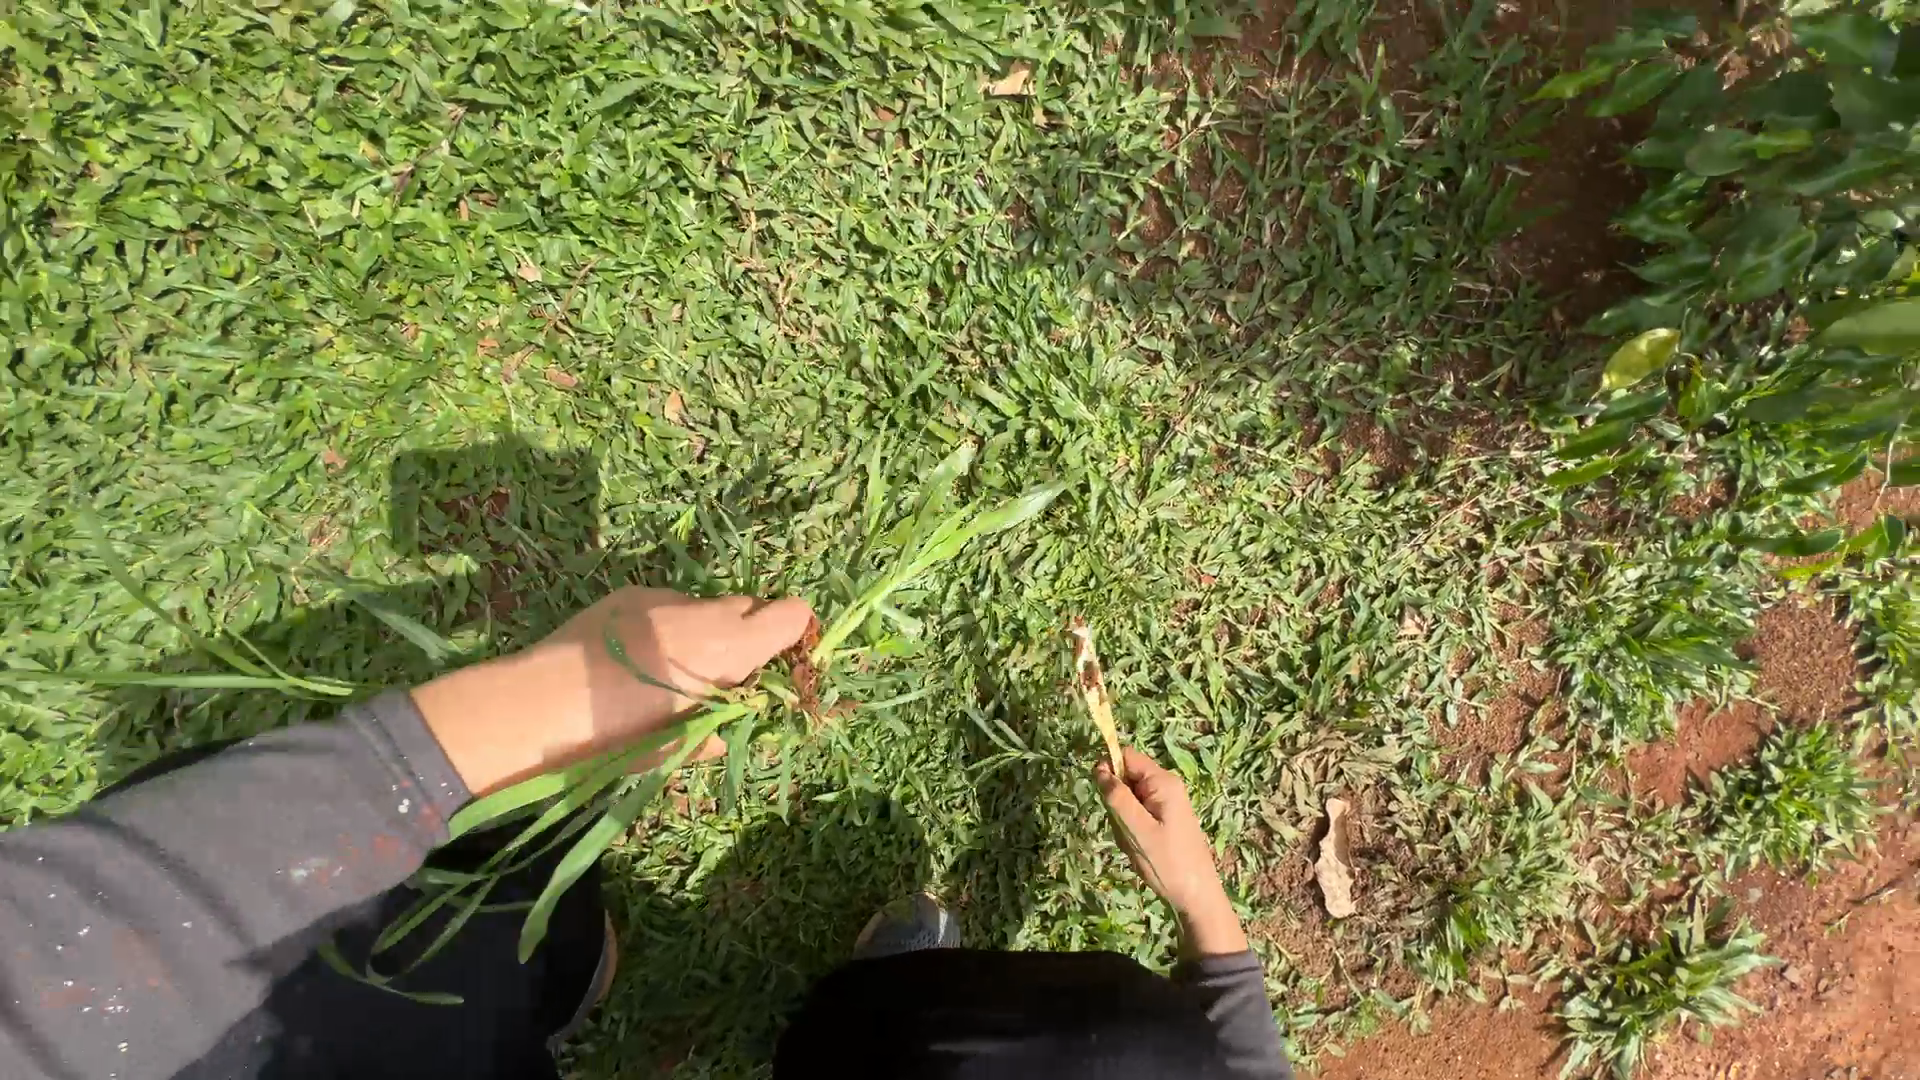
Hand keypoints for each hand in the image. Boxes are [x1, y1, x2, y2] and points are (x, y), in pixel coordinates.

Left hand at [411, 587, 814, 796]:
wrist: (532, 708)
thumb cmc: (617, 737)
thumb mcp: (673, 747)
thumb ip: (712, 731)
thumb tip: (721, 731)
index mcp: (729, 650)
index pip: (791, 615)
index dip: (793, 633)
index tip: (777, 661)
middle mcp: (706, 613)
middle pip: (750, 607)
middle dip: (746, 634)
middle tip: (718, 674)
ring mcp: (665, 598)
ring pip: (705, 606)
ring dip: (702, 631)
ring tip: (664, 666)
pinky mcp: (630, 593)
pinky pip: (666, 604)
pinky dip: (663, 624)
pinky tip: (629, 655)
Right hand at [1095, 747, 1248, 956]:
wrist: (1198, 898)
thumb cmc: (1167, 863)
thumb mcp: (1137, 830)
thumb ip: (1117, 797)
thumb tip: (1100, 768)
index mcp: (1163, 782)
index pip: (1127, 756)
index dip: (1109, 769)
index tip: (1103, 796)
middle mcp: (1167, 786)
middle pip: (1127, 778)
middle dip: (1117, 801)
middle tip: (1124, 829)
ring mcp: (1167, 803)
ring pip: (1130, 798)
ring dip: (1123, 820)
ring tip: (1134, 843)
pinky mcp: (1166, 819)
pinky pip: (1138, 814)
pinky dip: (1132, 828)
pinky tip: (1139, 848)